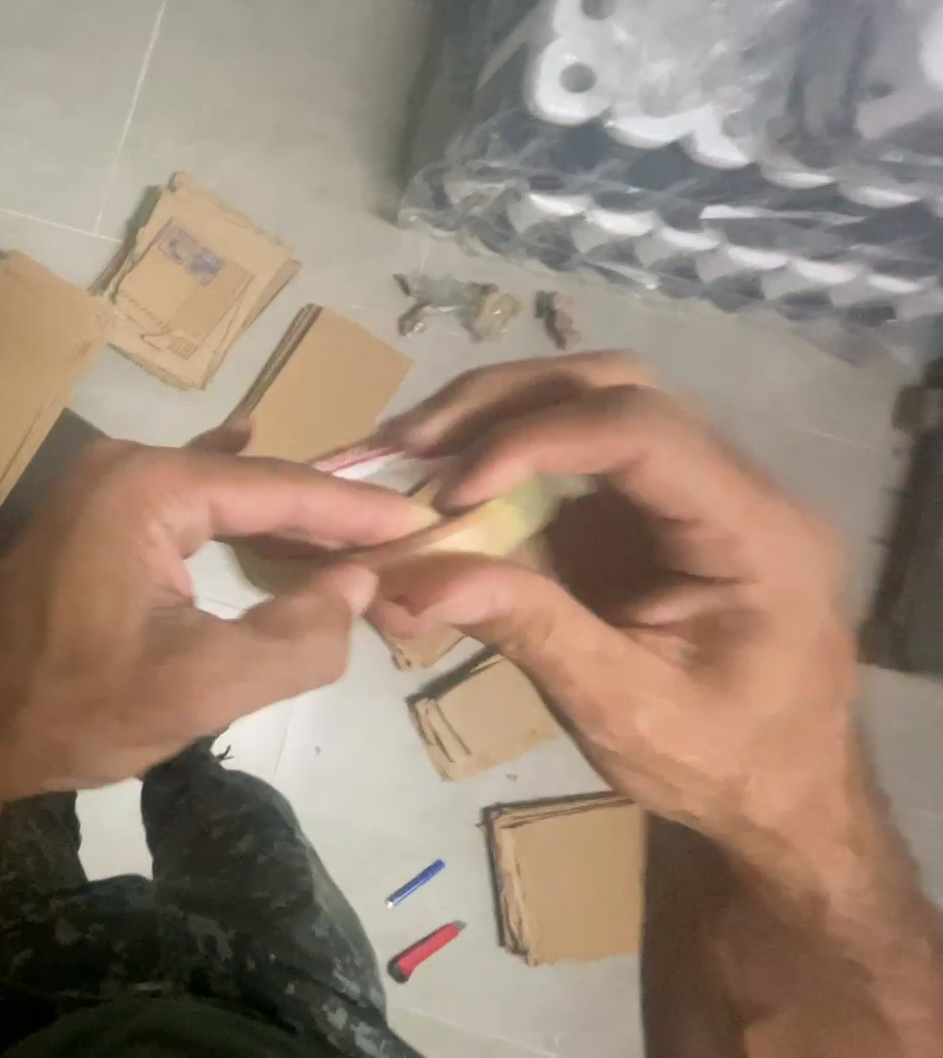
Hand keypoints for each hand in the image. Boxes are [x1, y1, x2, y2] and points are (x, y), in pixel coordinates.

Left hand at [0, 434, 433, 803]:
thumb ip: (300, 635)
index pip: (277, 488)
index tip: (427, 521)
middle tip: (402, 536)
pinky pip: (171, 501)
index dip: (356, 512)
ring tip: (350, 523)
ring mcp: (92, 486)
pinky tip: (242, 445)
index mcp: (147, 487)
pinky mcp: (82, 516)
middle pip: (244, 485)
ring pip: (209, 493)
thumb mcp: (202, 685)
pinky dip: (218, 504)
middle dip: (320, 516)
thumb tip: (360, 583)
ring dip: (273, 514)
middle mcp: (118, 466)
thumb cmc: (74, 709)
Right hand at [371, 353, 863, 855]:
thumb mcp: (621, 709)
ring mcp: (671, 493)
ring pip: (583, 400)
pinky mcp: (625, 511)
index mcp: (749, 532)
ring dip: (485, 413)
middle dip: (496, 403)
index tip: (446, 494)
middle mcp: (721, 488)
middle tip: (405, 442)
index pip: (641, 433)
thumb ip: (529, 632)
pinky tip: (430, 472)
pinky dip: (483, 449)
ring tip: (404, 447)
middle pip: (612, 387)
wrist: (771, 790)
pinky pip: (554, 451)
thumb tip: (410, 582)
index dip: (531, 443)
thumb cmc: (719, 760)